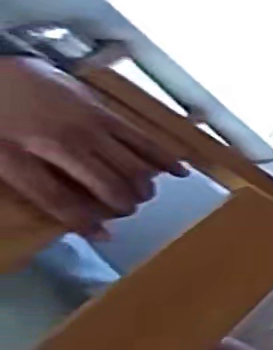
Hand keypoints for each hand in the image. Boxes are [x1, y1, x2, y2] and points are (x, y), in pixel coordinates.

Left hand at [0, 55, 185, 235]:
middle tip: (125, 211)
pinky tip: (179, 173)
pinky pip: (143, 139)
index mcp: (13, 154)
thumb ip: (8, 172)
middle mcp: (59, 143)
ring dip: (142, 186)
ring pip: (130, 166)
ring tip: (143, 196)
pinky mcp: (105, 113)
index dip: (82, 220)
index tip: (103, 236)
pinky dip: (165, 158)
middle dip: (121, 204)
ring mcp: (87, 127)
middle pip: (105, 183)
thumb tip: (52, 199)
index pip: (56, 198)